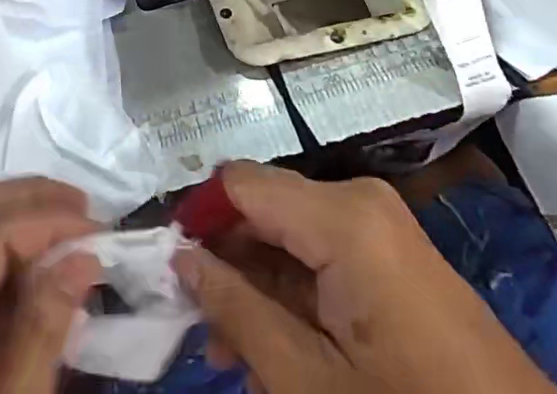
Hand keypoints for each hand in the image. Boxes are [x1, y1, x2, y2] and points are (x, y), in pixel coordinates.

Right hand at [176, 162, 556, 393]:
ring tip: (231, 351)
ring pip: (287, 232)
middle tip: (199, 325)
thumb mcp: (307, 380)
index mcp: (340, 217)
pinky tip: (273, 344)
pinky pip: (319, 251)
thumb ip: (235, 308)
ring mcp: (378, 223)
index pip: (239, 182)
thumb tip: (181, 258)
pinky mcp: (389, 249)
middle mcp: (358, 200)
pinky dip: (289, 289)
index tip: (168, 267)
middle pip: (262, 206)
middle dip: (224, 259)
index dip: (197, 217)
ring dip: (253, 283)